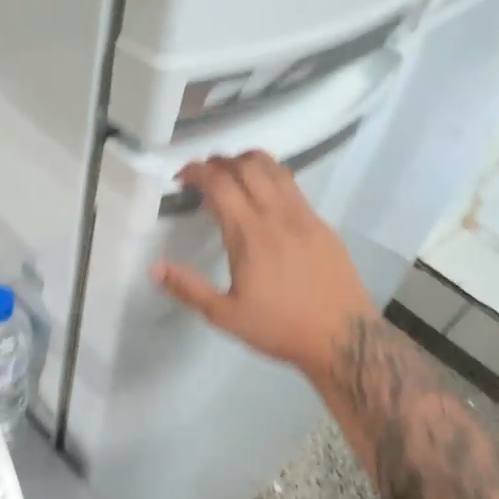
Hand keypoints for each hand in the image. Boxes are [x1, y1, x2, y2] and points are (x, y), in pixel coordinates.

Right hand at [152, 151, 376, 380]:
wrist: (342, 337)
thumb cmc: (279, 328)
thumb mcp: (225, 316)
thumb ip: (188, 289)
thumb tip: (155, 268)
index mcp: (250, 236)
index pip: (220, 184)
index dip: (197, 172)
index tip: (181, 176)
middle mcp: (278, 216)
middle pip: (248, 166)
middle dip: (221, 161)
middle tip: (203, 174)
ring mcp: (305, 217)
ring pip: (275, 169)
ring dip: (248, 163)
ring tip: (231, 175)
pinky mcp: (322, 225)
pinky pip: (293, 187)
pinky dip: (271, 178)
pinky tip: (263, 198)